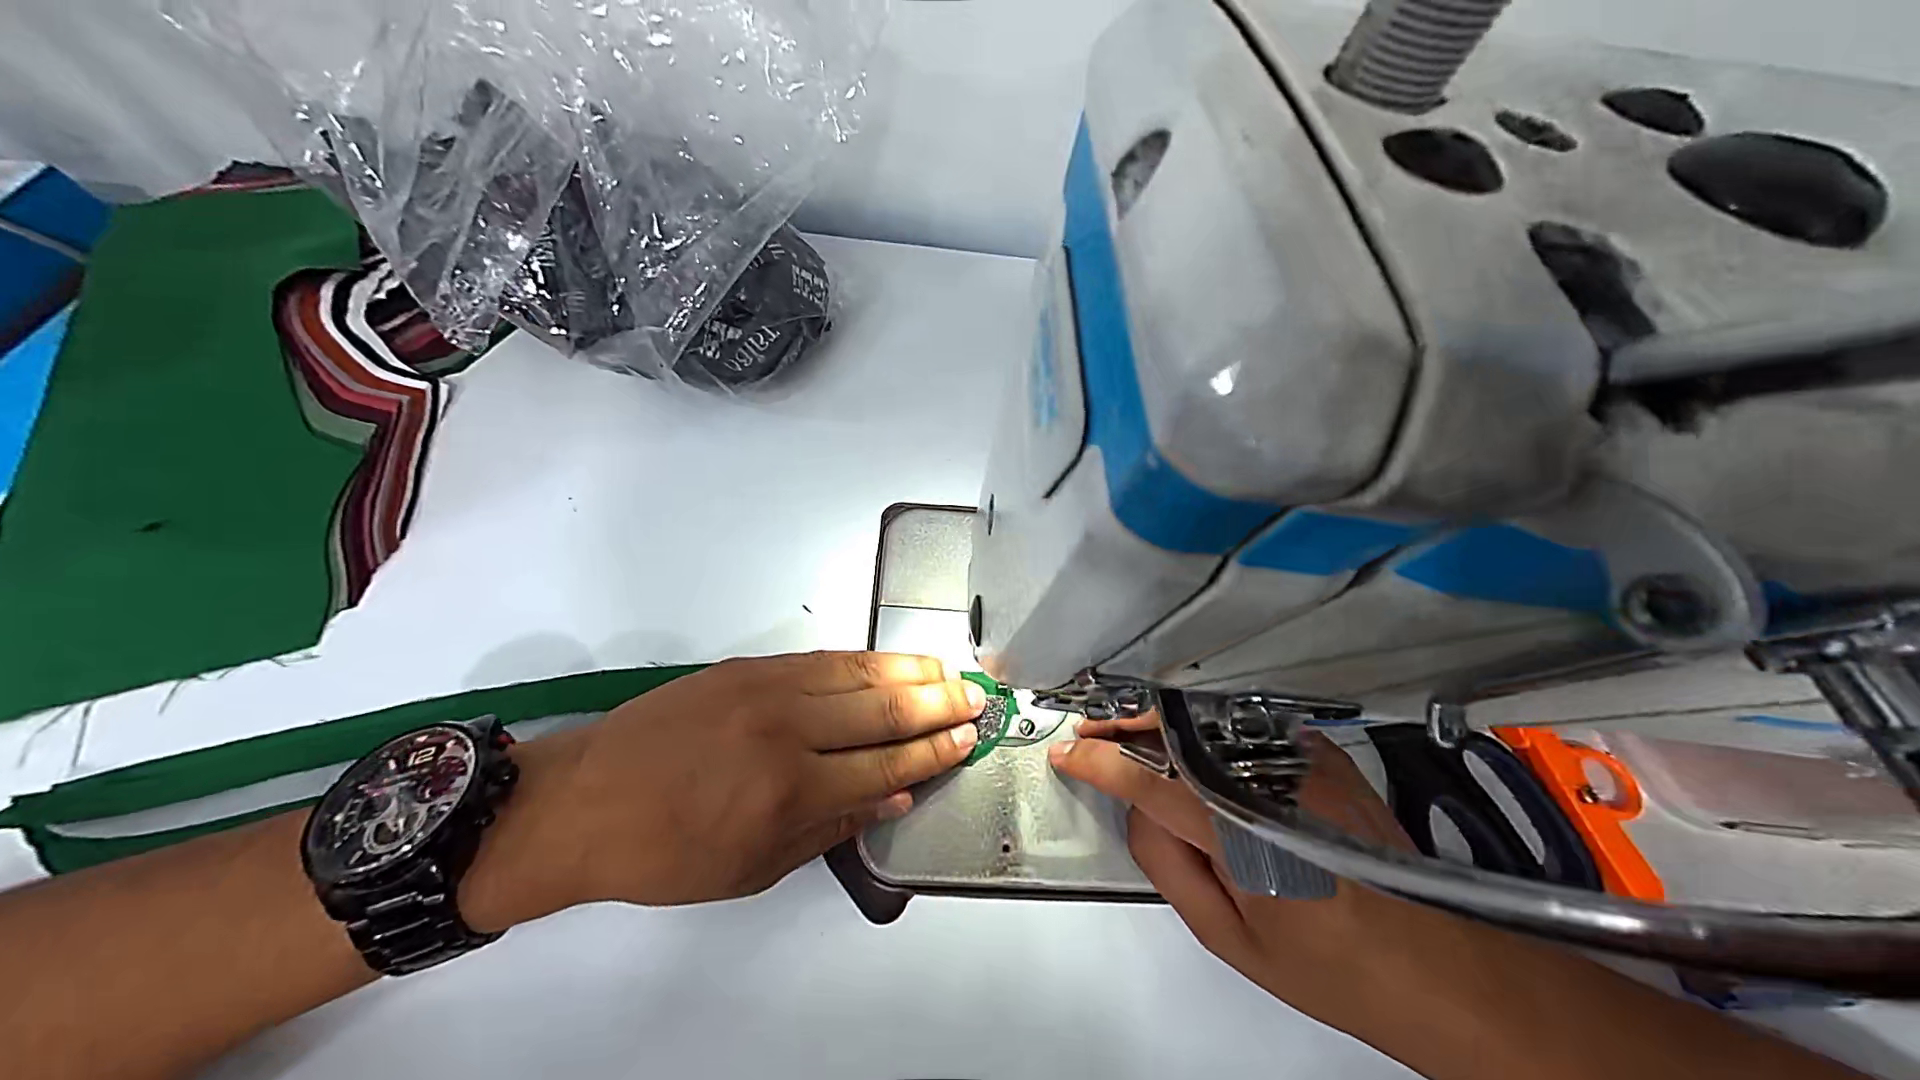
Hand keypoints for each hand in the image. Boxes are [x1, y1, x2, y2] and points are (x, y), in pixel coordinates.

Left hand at [466, 652, 982, 924]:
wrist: (583, 801)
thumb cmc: (667, 852)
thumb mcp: (754, 866)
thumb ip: (831, 826)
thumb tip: (894, 794)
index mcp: (790, 791)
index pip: (886, 765)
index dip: (934, 752)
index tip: (968, 740)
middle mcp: (786, 731)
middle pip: (883, 711)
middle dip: (938, 704)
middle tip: (978, 697)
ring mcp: (766, 689)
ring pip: (859, 674)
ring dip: (910, 671)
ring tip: (949, 669)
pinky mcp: (747, 667)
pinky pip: (822, 659)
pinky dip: (865, 660)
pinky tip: (890, 661)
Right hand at [1050, 714, 1461, 1035]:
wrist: (1443, 967)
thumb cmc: (1339, 968)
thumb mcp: (1230, 937)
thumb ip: (1168, 865)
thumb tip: (1136, 811)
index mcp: (1244, 830)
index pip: (1147, 777)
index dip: (1098, 762)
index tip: (1069, 757)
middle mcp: (1274, 780)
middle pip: (1174, 729)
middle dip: (1120, 725)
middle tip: (1088, 735)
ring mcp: (1304, 758)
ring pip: (1207, 719)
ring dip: (1156, 721)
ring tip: (1124, 735)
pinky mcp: (1322, 753)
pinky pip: (1244, 727)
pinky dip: (1203, 726)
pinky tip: (1184, 739)